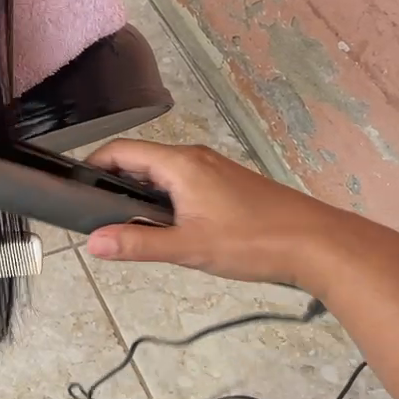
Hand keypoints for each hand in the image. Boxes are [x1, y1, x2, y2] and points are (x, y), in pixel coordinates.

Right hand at [81, 139, 394, 292]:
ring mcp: (213, 169)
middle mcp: (194, 158)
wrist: (323, 246)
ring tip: (128, 224)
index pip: (121, 150)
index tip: (74, 189)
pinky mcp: (228, 184)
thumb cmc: (254, 242)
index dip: (92, 165)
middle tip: (96, 214)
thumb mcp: (189, 247)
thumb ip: (138, 243)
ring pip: (161, 172)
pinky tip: (168, 226)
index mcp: (180, 164)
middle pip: (139, 159)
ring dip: (139, 191)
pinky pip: (182, 181)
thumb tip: (93, 243)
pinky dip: (163, 197)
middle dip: (112, 182)